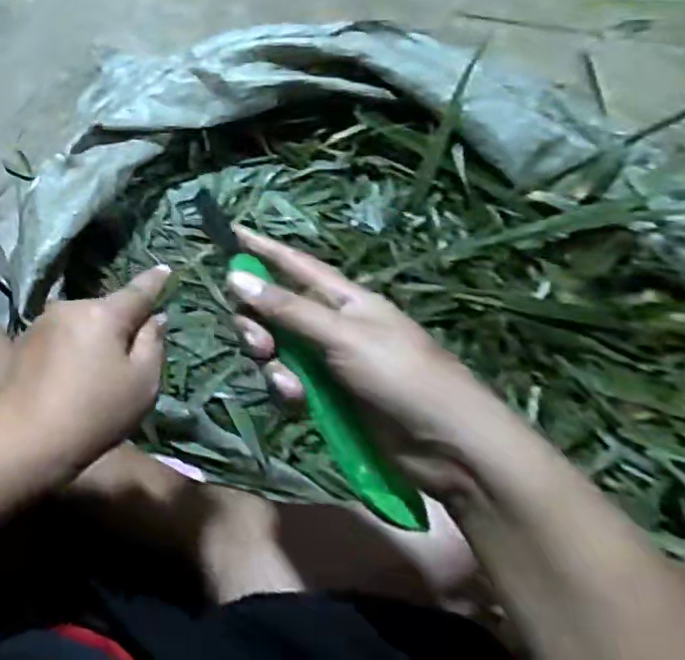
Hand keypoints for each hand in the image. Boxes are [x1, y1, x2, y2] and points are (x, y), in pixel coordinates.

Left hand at [0, 266, 169, 480]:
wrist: (31, 428)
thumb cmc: (97, 409)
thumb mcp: (142, 381)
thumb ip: (151, 342)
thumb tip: (154, 316)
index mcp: (102, 313)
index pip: (135, 293)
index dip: (153, 282)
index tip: (165, 268)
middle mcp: (69, 307)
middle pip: (106, 311)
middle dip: (120, 325)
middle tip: (131, 361)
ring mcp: (44, 320)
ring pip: (82, 323)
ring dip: (94, 337)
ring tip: (99, 375)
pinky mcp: (27, 336)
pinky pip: (62, 335)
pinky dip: (73, 348)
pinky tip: (73, 376)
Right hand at [228, 229, 514, 496]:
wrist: (455, 452)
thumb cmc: (408, 379)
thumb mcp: (344, 337)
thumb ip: (286, 308)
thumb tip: (233, 276)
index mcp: (345, 301)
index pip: (294, 264)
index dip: (262, 248)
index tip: (229, 231)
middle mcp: (330, 324)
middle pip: (269, 308)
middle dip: (254, 323)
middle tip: (259, 344)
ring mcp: (326, 359)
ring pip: (271, 345)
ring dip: (270, 362)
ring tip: (289, 384)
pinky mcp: (323, 393)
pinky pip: (282, 378)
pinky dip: (283, 389)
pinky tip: (297, 401)